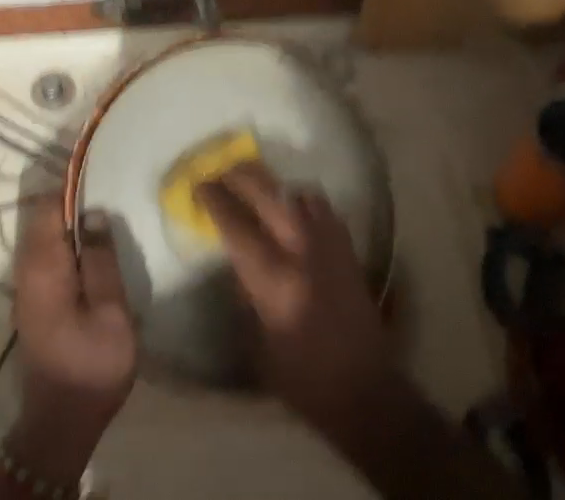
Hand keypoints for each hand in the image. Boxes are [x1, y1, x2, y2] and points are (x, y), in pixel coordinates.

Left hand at [10, 198, 135, 455]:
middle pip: (39, 217)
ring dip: (66, 221)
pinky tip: (92, 247)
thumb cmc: (92, 366)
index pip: (47, 207)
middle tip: (106, 189)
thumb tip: (94, 214)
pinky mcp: (32, 300)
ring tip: (103, 213)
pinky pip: (44, 254)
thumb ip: (102, 261)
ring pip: (40, 235)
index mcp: (43, 266)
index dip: (69, 184)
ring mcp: (25, 285)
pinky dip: (64, 241)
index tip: (96, 169)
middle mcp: (26, 269)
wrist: (60, 420)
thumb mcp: (111, 314)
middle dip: (67, 198)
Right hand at [195, 163, 391, 431]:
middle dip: (243, 178)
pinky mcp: (350, 255)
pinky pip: (324, 212)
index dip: (216, 201)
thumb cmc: (302, 379)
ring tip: (259, 187)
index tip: (199, 185)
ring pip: (302, 195)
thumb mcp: (256, 344)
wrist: (365, 393)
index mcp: (274, 281)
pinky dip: (304, 202)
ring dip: (276, 186)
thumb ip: (244, 297)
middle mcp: (303, 255)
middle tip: (222, 171)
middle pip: (270, 197)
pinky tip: (294, 212)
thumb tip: (237, 265)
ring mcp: (331, 250)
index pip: (237, 226)